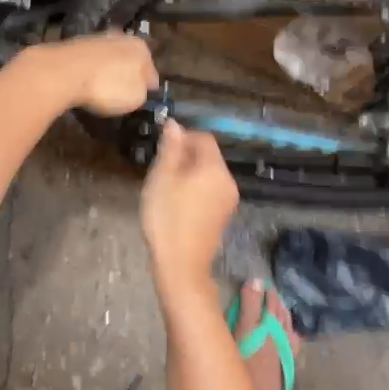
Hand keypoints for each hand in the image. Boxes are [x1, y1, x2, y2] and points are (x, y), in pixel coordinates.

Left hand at [19, 33, 158, 116]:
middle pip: (130, 59)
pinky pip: (90, 61)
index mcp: (141, 48)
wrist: (63, 72)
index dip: (149, 86)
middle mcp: (121, 37)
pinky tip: (87, 82)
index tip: (146, 97)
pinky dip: (91, 70)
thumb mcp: (136, 97)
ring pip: (110, 58)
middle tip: (125, 92)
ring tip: (104, 89)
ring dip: (109, 71)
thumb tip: (141, 88)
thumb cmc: (107, 86)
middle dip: (129, 74)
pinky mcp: (75, 44)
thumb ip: (143, 91)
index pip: (151, 70)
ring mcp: (96, 38)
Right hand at [140, 122, 238, 292]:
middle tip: (160, 171)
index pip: (204, 137)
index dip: (182, 137)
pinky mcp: (222, 216)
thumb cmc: (168, 217)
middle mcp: (228, 181)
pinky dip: (194, 189)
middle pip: (207, 156)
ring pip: (207, 174)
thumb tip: (175, 124)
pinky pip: (209, 191)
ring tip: (165, 188)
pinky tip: (176, 204)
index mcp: (215, 168)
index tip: (162, 149)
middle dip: (184, 156)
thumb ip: (170, 148)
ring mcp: (228, 201)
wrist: (182, 265)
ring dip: (188, 173)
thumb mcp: (162, 177)